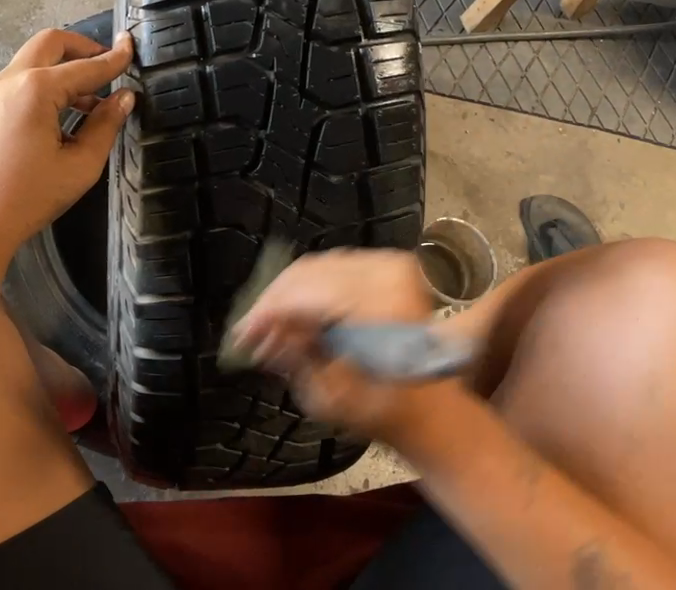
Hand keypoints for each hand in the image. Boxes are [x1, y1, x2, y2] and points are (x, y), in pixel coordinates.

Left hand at [0, 28, 133, 261]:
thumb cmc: (26, 200)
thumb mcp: (79, 166)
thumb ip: (105, 126)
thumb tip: (123, 99)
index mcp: (36, 90)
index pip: (86, 66)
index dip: (114, 58)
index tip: (130, 46)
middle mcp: (8, 83)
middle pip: (49, 43)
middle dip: (81, 47)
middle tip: (105, 64)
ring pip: (28, 65)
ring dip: (60, 73)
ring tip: (85, 105)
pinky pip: (12, 88)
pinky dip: (38, 91)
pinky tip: (51, 125)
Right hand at [229, 249, 458, 445]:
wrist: (434, 407)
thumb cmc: (385, 412)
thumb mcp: (331, 399)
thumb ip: (295, 359)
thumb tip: (260, 335)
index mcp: (381, 308)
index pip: (306, 294)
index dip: (268, 312)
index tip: (241, 336)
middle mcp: (387, 275)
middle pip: (308, 274)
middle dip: (272, 302)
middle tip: (248, 332)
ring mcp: (390, 264)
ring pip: (315, 267)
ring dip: (286, 294)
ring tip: (266, 325)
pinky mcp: (388, 264)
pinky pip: (331, 266)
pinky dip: (307, 287)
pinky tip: (292, 312)